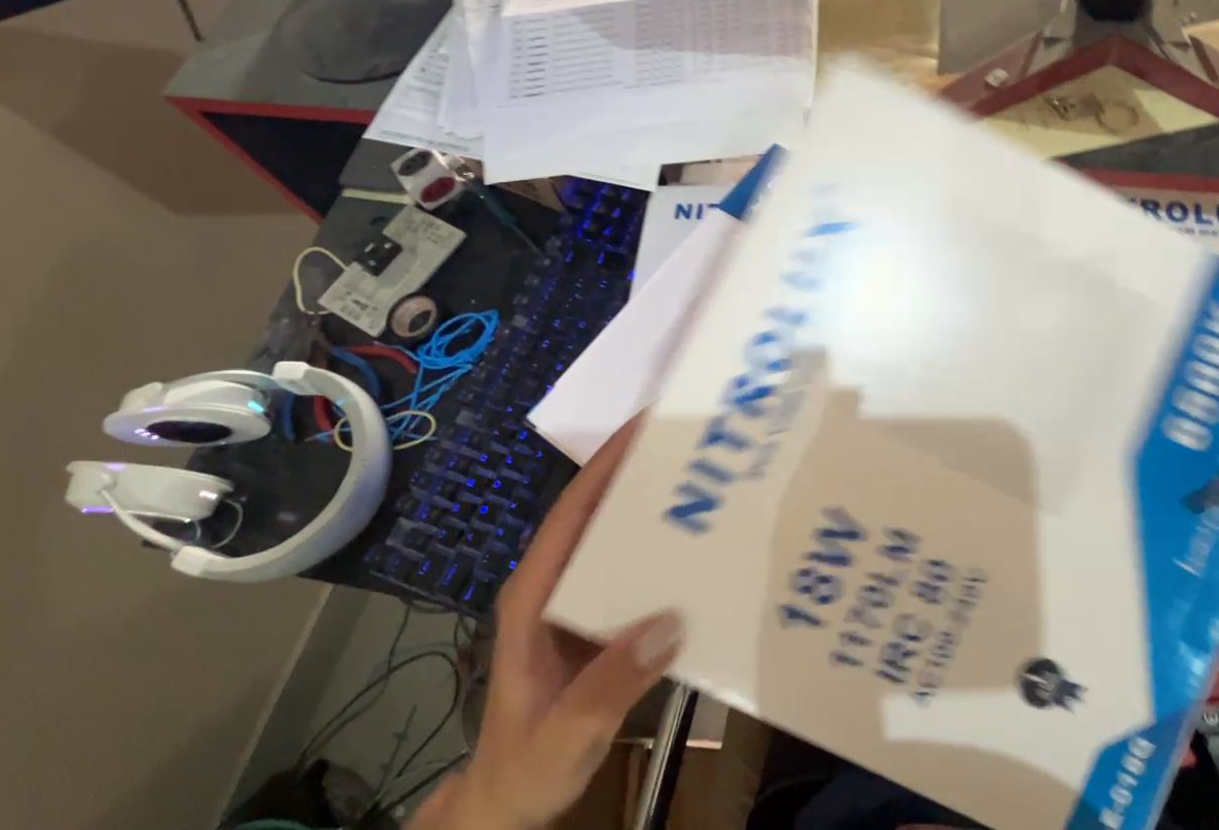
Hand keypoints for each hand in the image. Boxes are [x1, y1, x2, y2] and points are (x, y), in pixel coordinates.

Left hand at [411, 420, 683, 829]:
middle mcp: (551, 585)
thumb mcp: (567, 730)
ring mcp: (572, 602)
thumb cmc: (527, 763)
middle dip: (635, 475)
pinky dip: (658, 553)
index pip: (568, 516)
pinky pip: (627, 573)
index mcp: (532, 596)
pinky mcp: (594, 620)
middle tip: (692, 446)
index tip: (642, 425)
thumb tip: (669, 620)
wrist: (511, 800)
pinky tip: (699, 553)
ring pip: (611, 540)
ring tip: (707, 486)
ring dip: (650, 511)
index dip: (602, 467)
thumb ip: (610, 683)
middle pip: (592, 514)